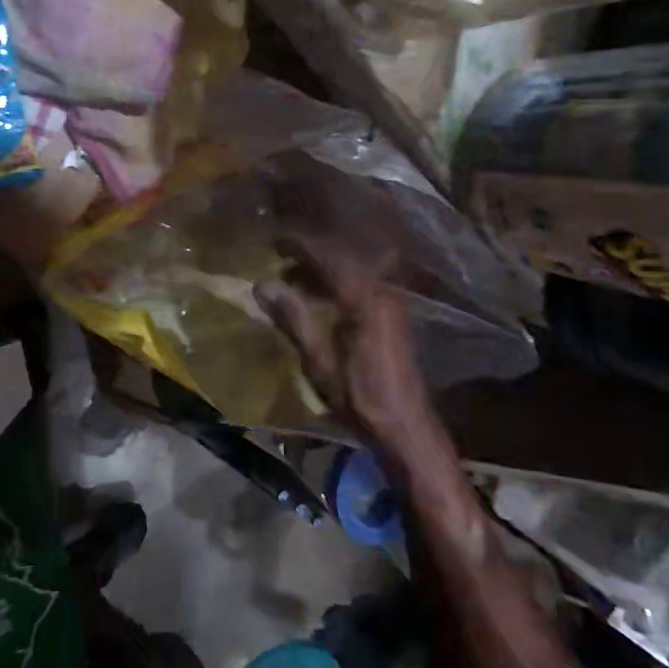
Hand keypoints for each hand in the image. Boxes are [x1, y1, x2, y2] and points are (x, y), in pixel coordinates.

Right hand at [256, 234, 436, 451]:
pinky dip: (336, 282)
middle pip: (343, 257)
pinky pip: (361, 283)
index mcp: (365, 298)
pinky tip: (318, 299)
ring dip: (323, 268)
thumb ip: (293, 318)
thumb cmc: (361, 397)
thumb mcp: (320, 361)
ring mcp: (391, 301)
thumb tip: (262, 284)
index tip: (275, 240)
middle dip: (310, 253)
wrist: (406, 427)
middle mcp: (382, 291)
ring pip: (353, 269)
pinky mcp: (392, 313)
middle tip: (281, 257)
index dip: (300, 244)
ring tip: (293, 280)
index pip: (329, 256)